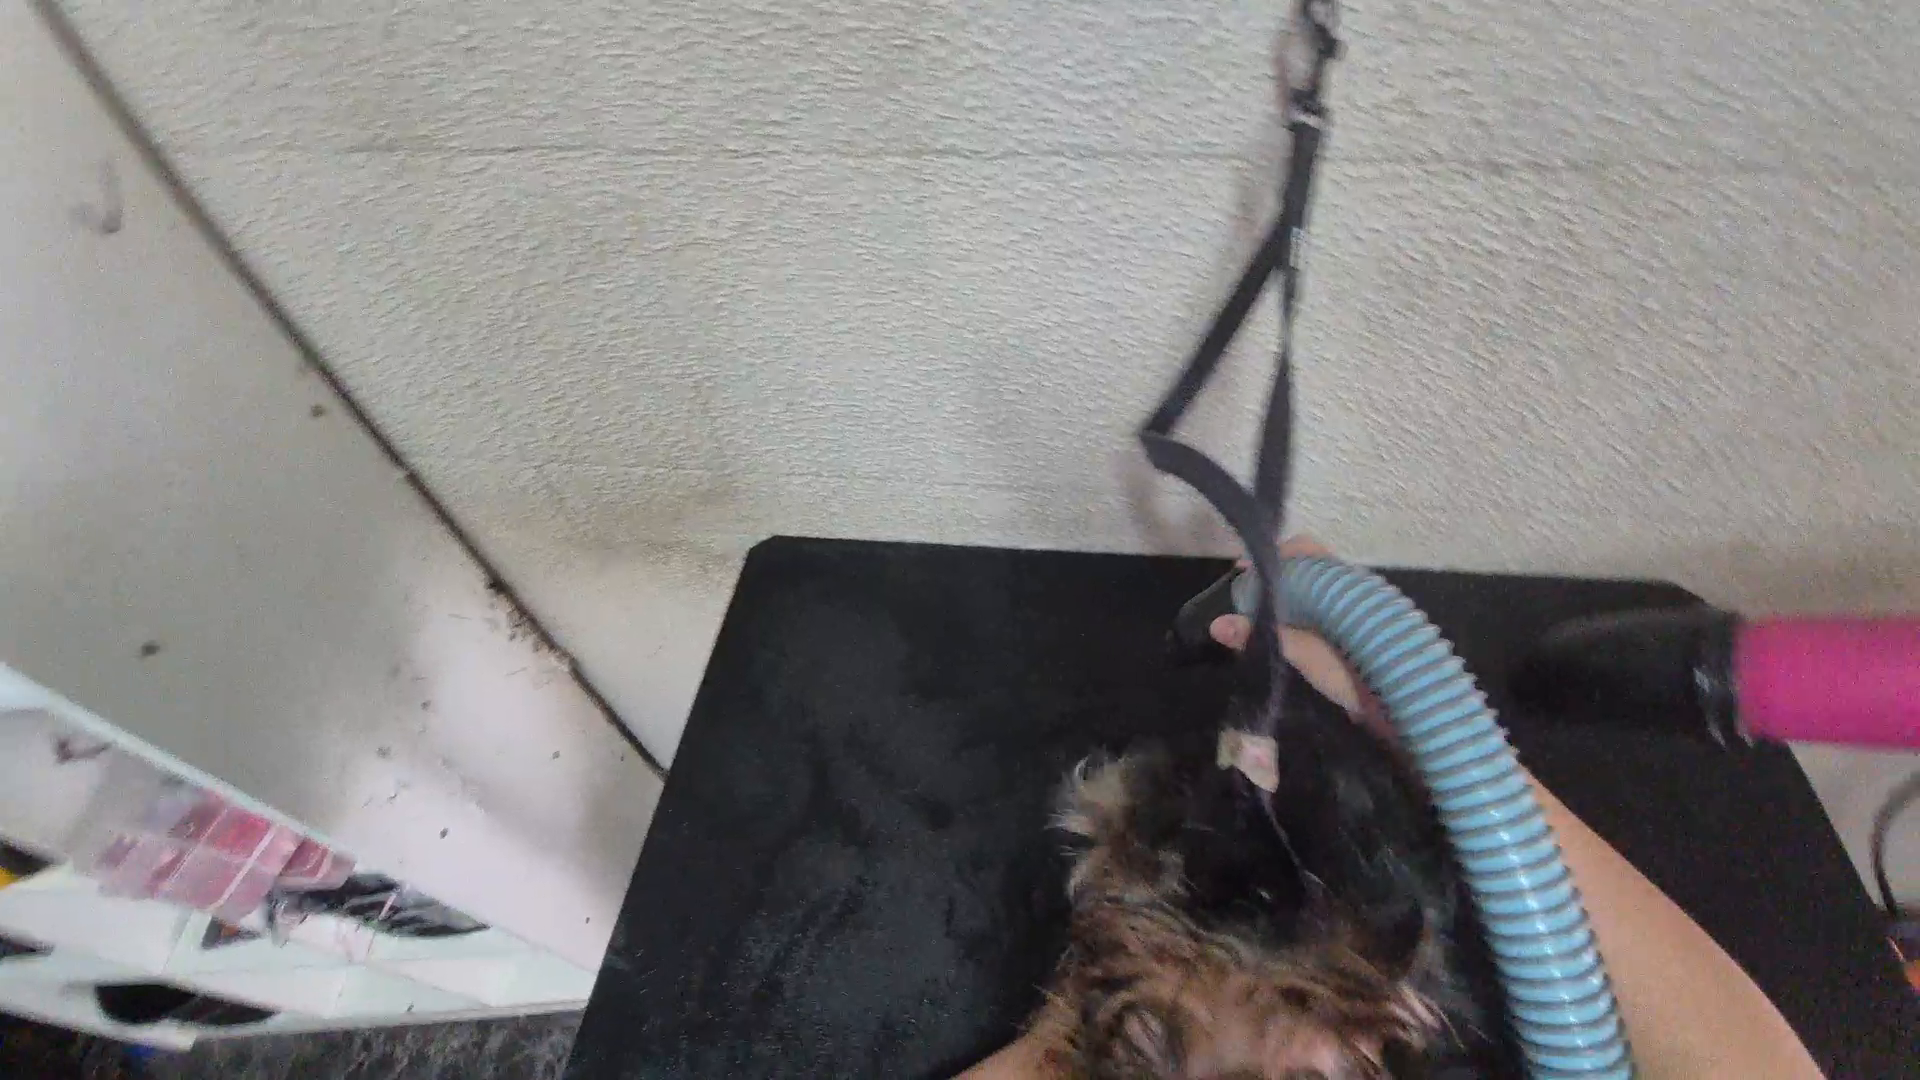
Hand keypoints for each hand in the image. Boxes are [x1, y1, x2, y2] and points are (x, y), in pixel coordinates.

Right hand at [1208, 536, 1385, 733]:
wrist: (1406, 708)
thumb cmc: (1356, 676)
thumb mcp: (1304, 655)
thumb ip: (1262, 635)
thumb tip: (1216, 625)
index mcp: (1340, 582)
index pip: (1301, 549)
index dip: (1268, 557)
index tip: (1240, 574)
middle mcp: (1351, 587)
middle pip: (1305, 567)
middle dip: (1272, 578)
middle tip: (1243, 601)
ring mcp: (1358, 608)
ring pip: (1315, 587)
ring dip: (1286, 596)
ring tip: (1257, 618)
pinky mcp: (1359, 630)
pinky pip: (1324, 607)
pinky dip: (1300, 611)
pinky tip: (1284, 632)